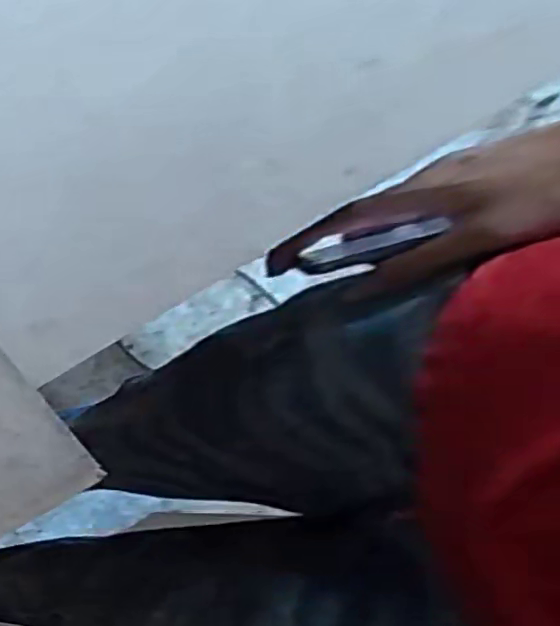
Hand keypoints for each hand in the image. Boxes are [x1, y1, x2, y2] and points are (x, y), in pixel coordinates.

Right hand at [267, 123, 559, 291]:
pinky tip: (442, 221)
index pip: (341, 220)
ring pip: (407, 197)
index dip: (301, 242)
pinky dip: (421, 211)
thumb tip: (353, 291)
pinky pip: (440, 188)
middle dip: (340, 236)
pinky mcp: (501, 154)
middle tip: (332, 264)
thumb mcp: (483, 235)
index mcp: (421, 193)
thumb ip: (417, 263)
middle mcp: (434, 173)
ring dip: (384, 223)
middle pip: (371, 208)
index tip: (274, 267)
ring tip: (388, 247)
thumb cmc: (554, 191)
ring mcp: (470, 160)